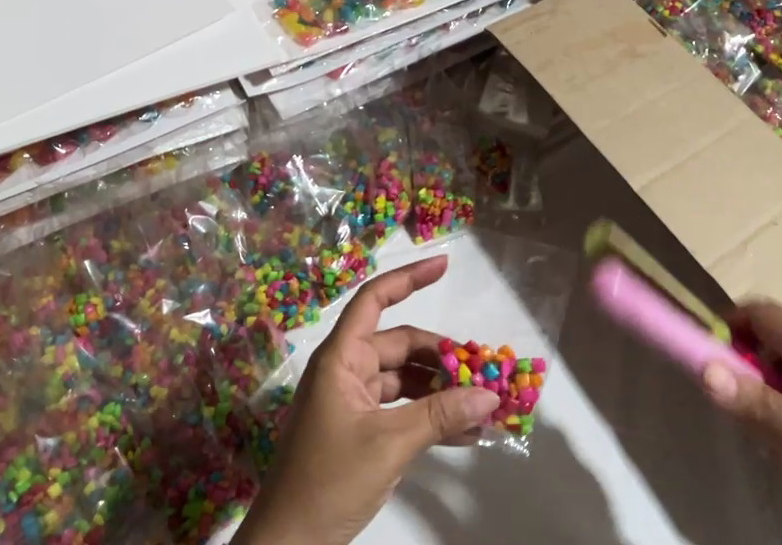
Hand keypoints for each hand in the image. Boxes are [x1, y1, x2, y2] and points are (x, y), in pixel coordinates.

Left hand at [233, 256, 501, 544]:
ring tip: (483, 402)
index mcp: (340, 359)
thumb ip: (440, 416)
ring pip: (405, 380)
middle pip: (400, 345)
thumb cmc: (329, 479)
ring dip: (441, 389)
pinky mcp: (360, 431)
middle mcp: (346, 371)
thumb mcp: (389, 445)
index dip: (408, 278)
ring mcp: (353, 402)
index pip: (374, 300)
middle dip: (441, 355)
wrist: (290, 542)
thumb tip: (491, 396)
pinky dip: (431, 415)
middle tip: (485, 368)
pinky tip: (466, 431)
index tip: (444, 264)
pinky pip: (402, 410)